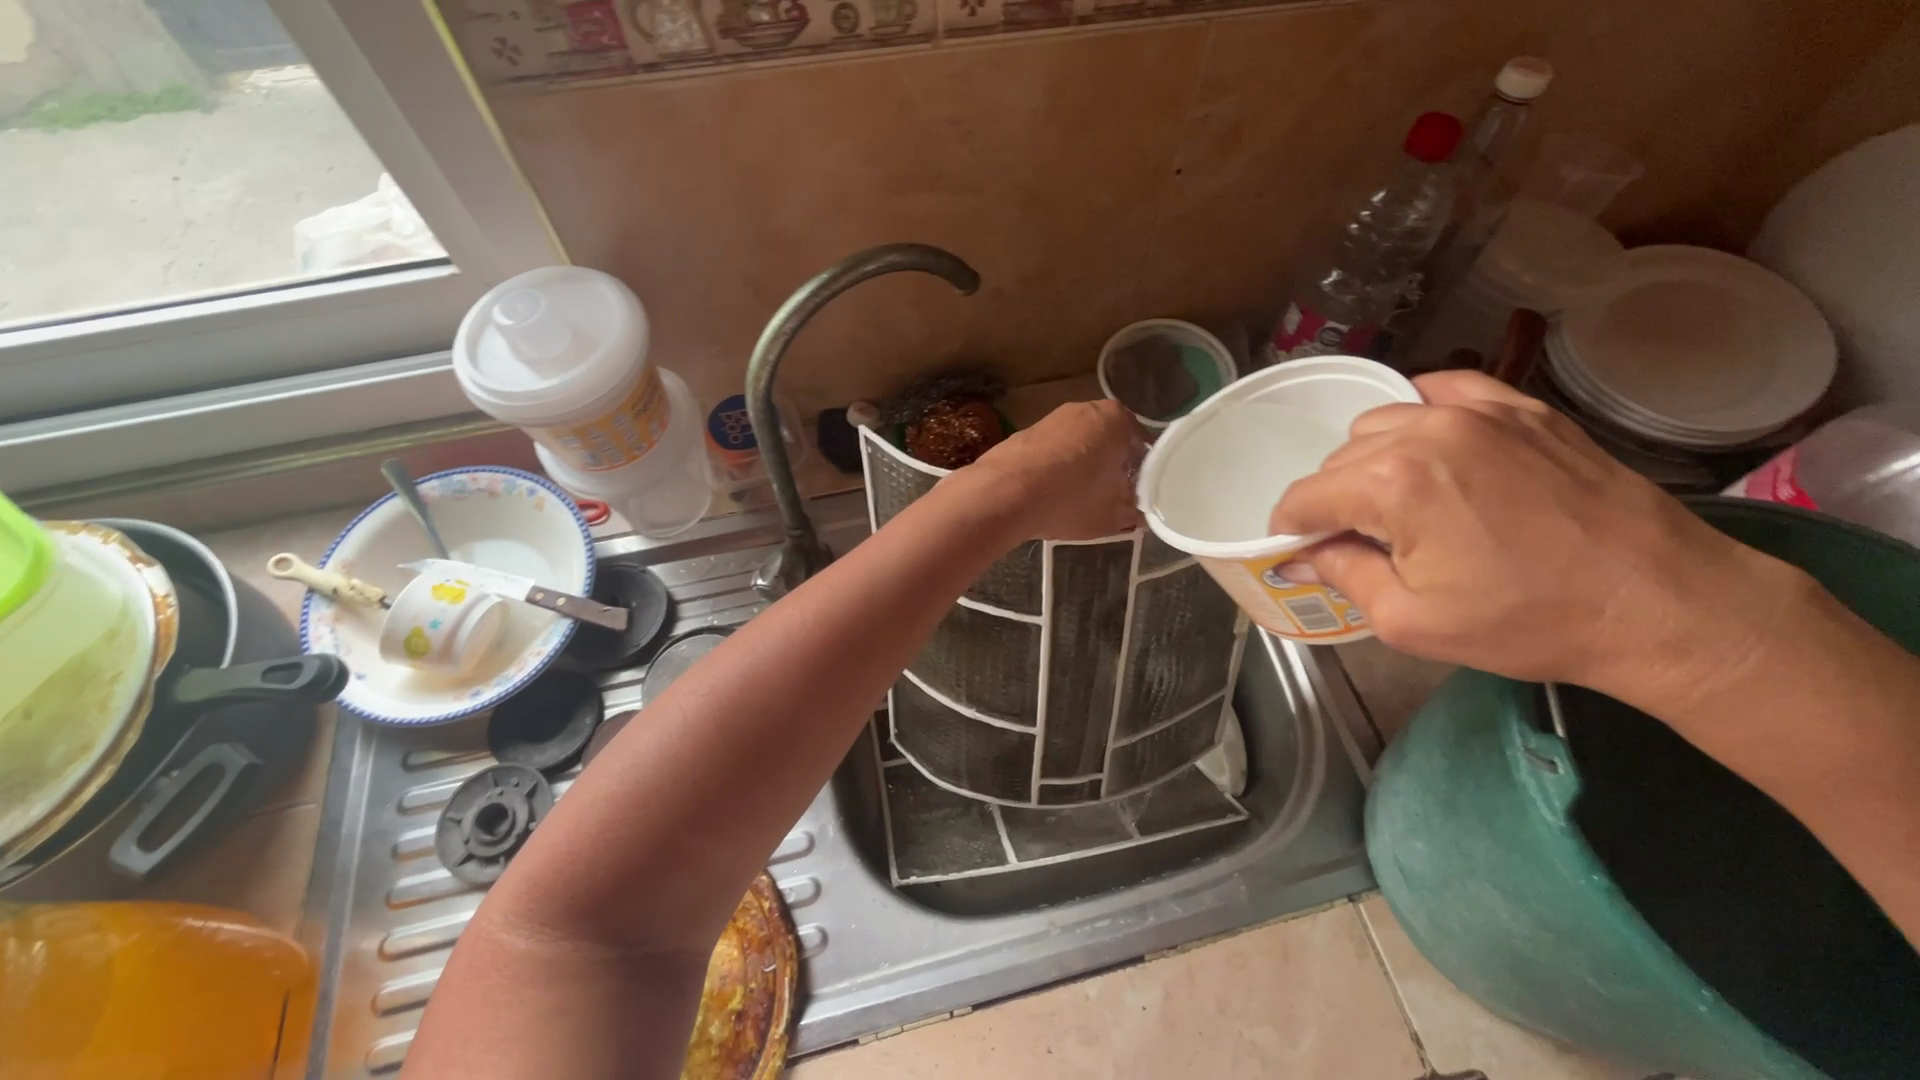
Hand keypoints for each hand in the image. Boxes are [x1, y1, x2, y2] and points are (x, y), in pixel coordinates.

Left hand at [953, 399, 1145, 541]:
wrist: (1002, 494)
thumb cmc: (1069, 499)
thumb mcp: (1113, 515)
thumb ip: (1133, 511)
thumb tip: (1138, 513)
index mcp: (1117, 418)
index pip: (1143, 447)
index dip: (1142, 476)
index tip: (1138, 498)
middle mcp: (1086, 409)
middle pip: (1109, 443)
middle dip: (1112, 470)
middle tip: (1112, 501)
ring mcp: (1052, 419)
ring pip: (1080, 447)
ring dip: (1083, 469)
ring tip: (1080, 502)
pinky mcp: (1026, 433)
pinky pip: (1053, 453)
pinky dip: (1057, 470)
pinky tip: (1051, 496)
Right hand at [1268, 371, 1806, 698]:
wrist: (1660, 604)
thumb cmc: (1528, 621)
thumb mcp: (1411, 621)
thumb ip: (1342, 576)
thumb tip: (1299, 559)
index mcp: (1392, 483)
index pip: (1305, 497)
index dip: (1291, 531)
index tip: (1300, 554)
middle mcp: (1426, 430)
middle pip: (1340, 460)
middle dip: (1335, 501)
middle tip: (1362, 543)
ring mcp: (1481, 411)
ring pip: (1384, 422)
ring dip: (1374, 461)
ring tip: (1405, 503)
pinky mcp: (1524, 407)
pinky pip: (1445, 391)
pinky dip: (1421, 416)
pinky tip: (1432, 447)